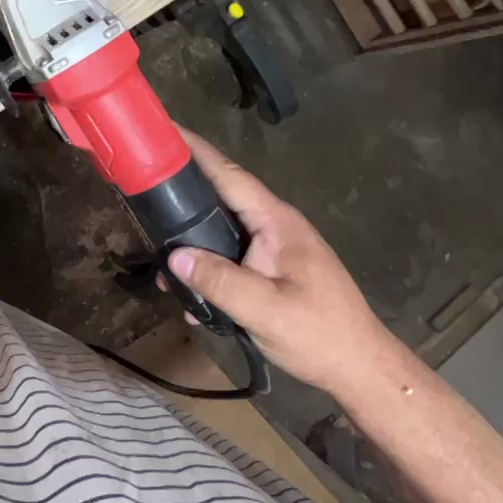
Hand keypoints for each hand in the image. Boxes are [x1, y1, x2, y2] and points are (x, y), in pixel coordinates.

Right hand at [165, 128, 404, 394]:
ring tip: (158, 262)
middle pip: (218, 197)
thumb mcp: (267, 311)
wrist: (364, 373)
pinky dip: (205, 269)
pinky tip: (189, 297)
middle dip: (179, 194)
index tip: (159, 130)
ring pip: (219, 230)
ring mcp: (272, 247)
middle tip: (138, 190)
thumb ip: (220, 282)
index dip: (194, 150)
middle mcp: (272, 225)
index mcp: (275, 221)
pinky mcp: (270, 269)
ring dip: (189, 243)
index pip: (228, 174)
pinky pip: (228, 257)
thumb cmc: (321, 335)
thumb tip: (173, 257)